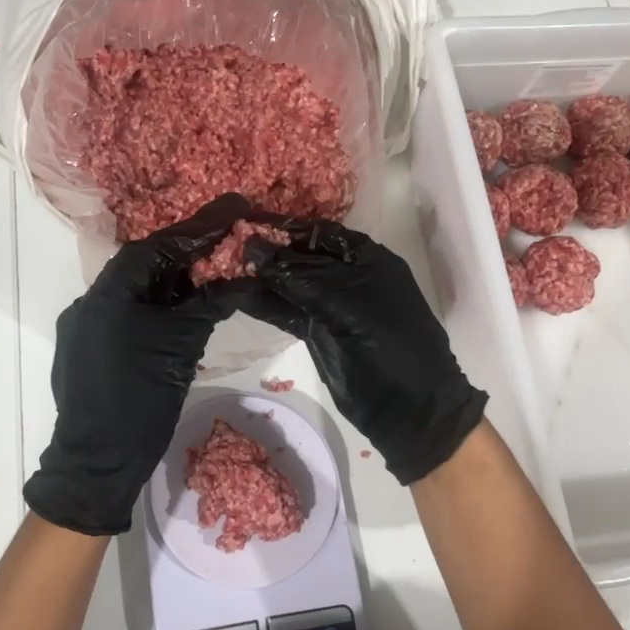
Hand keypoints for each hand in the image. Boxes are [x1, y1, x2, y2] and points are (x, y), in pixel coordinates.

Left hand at [23, 196, 248, 534]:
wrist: (98, 459)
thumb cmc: (138, 398)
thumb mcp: (181, 346)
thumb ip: (210, 304)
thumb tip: (241, 280)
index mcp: (110, 291)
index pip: (161, 245)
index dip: (201, 227)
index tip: (235, 207)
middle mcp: (92, 300)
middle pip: (148, 264)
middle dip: (189, 251)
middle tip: (229, 237)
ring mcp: (87, 327)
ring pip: (139, 291)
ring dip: (176, 281)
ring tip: (215, 271)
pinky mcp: (91, 349)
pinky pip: (130, 315)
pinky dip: (161, 308)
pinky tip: (186, 310)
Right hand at [241, 220, 486, 484]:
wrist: (408, 406)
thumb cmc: (388, 343)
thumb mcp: (346, 301)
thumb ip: (299, 275)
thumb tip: (253, 247)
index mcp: (365, 258)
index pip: (317, 232)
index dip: (283, 227)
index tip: (245, 223)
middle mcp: (346, 276)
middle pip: (299, 256)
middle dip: (265, 252)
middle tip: (224, 246)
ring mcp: (330, 306)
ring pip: (288, 285)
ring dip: (258, 278)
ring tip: (220, 269)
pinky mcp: (316, 332)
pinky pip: (285, 311)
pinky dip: (262, 303)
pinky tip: (234, 294)